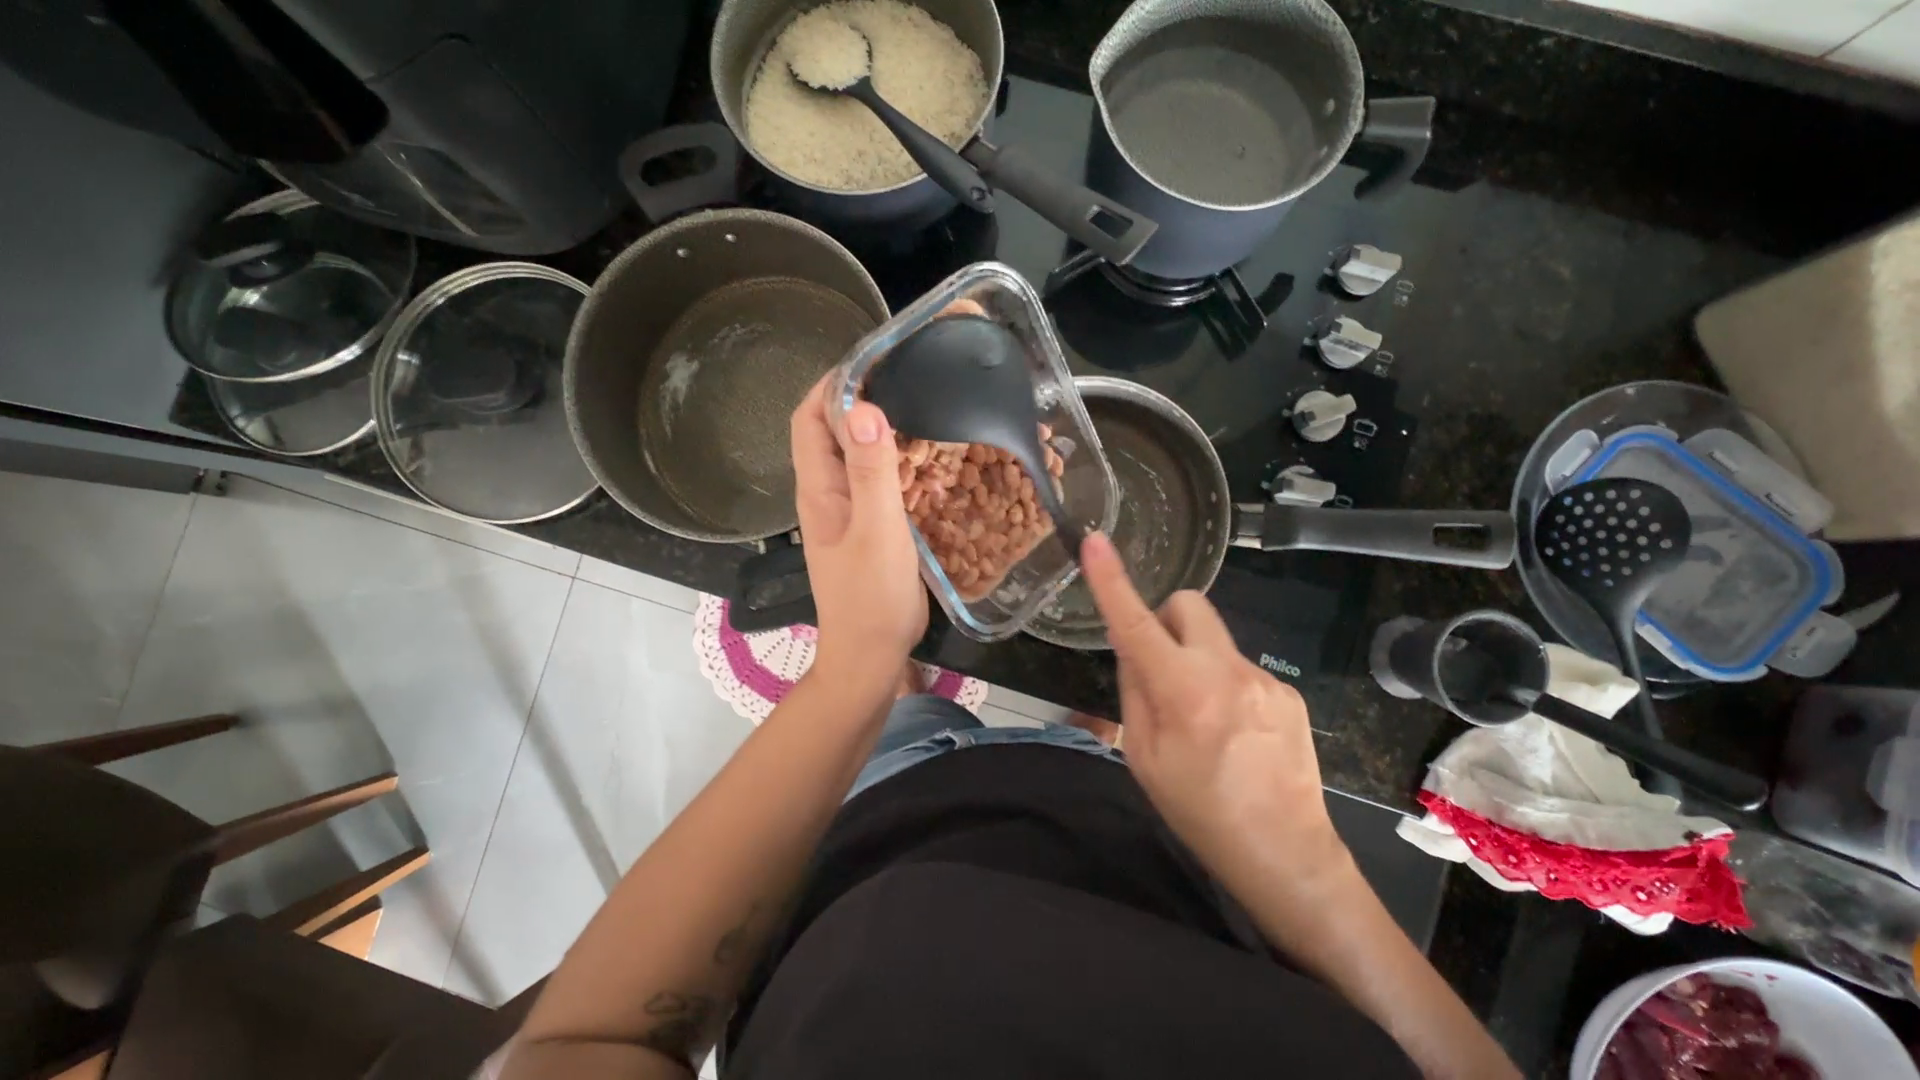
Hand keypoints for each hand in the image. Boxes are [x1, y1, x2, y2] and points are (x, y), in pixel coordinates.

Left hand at [791, 374, 927, 682]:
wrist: (869, 655)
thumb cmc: (871, 596)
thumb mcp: (878, 532)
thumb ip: (873, 472)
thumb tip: (864, 408)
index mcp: (819, 488)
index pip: (810, 418)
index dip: (833, 383)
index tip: (873, 357)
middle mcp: (826, 493)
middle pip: (830, 430)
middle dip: (858, 397)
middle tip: (905, 373)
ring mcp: (845, 511)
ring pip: (854, 454)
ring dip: (877, 426)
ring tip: (919, 402)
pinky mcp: (866, 527)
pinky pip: (874, 478)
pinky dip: (893, 458)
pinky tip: (926, 454)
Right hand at [1080, 532, 1348, 900]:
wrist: (1286, 853)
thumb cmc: (1200, 813)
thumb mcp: (1144, 760)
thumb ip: (1134, 694)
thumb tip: (1134, 652)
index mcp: (1183, 692)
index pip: (1137, 623)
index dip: (1110, 580)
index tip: (1095, 540)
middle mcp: (1227, 671)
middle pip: (1189, 604)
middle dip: (1166, 620)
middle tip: (1160, 667)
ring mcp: (1265, 679)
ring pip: (1215, 641)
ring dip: (1196, 662)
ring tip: (1203, 723)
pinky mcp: (1288, 692)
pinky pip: (1241, 669)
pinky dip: (1225, 686)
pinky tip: (1235, 735)